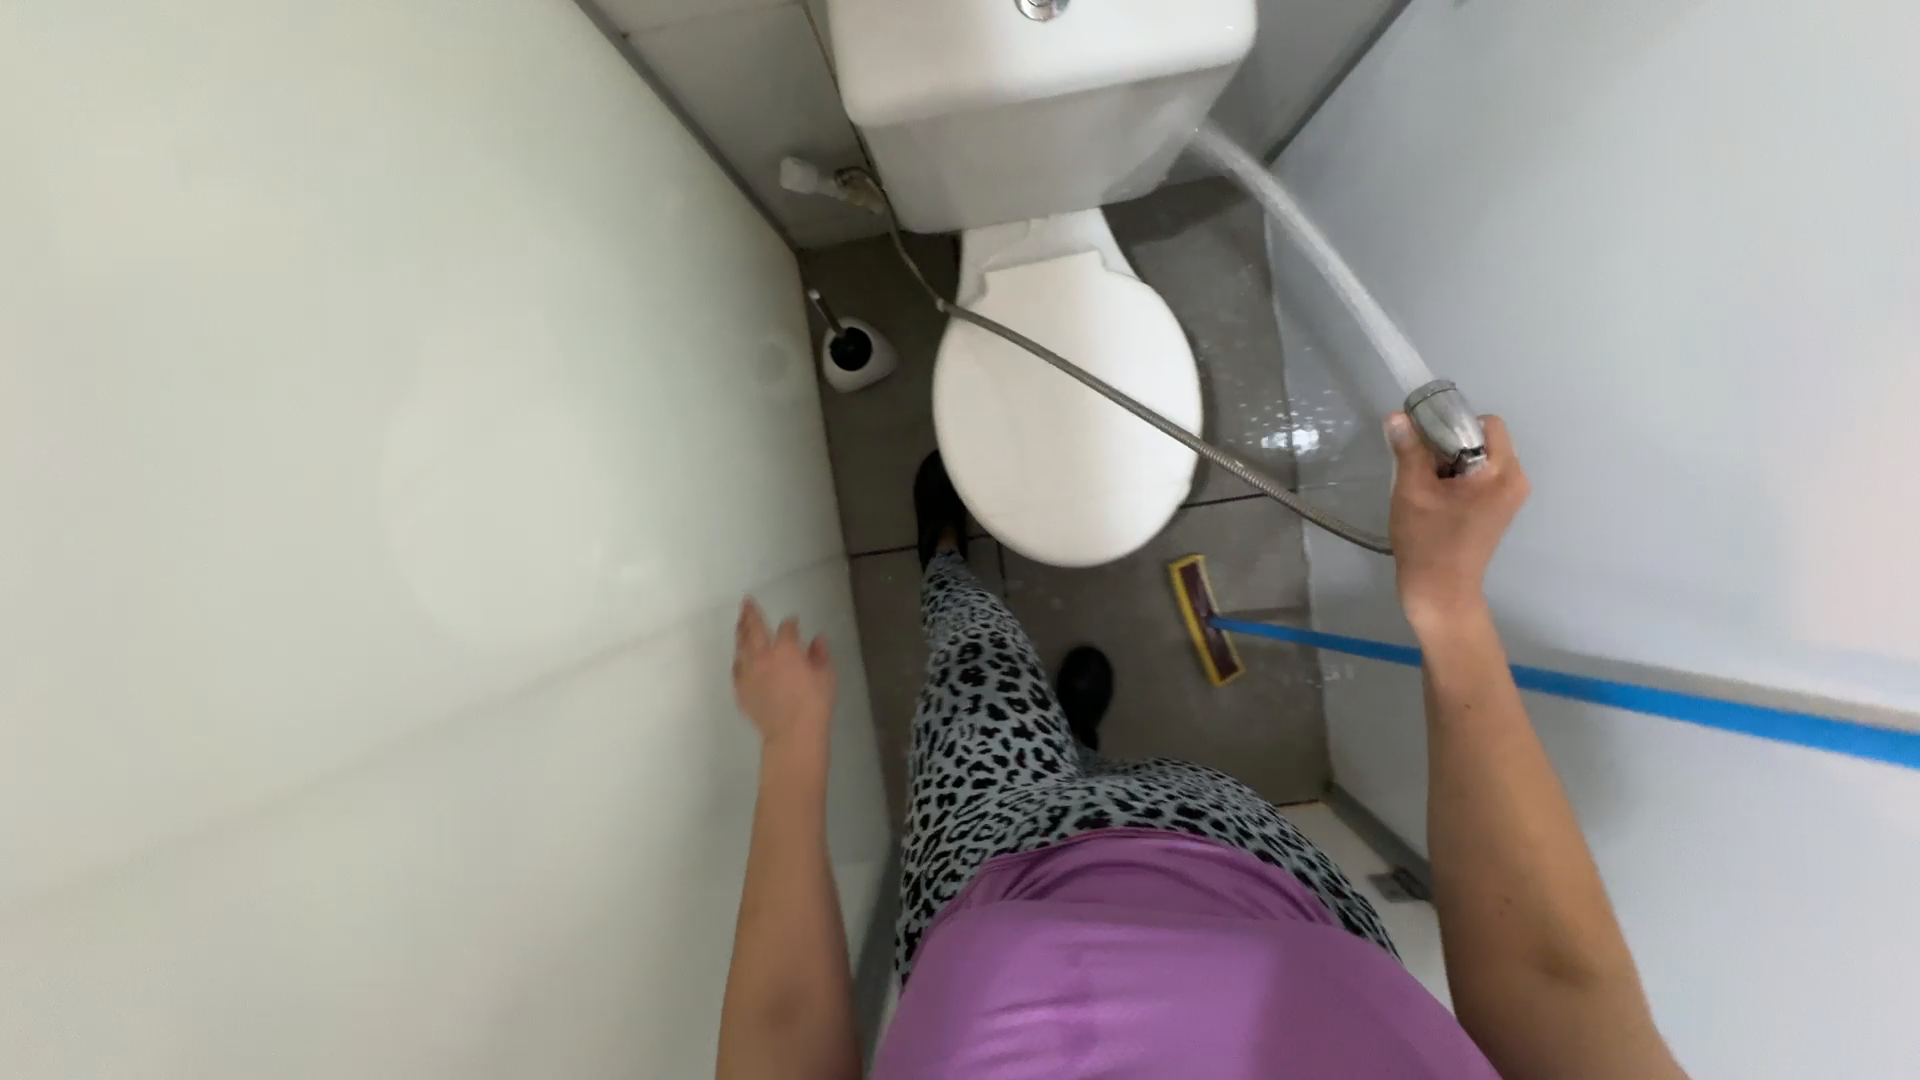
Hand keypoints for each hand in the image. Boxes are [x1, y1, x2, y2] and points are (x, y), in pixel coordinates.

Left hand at [732, 598, 836, 753]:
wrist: (792, 733)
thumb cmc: (814, 704)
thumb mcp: (826, 676)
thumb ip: (820, 654)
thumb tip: (817, 639)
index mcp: (786, 650)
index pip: (787, 629)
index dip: (791, 623)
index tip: (793, 622)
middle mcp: (763, 656)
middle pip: (754, 629)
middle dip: (751, 613)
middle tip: (746, 601)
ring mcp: (748, 673)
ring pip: (741, 646)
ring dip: (741, 632)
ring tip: (740, 622)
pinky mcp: (741, 690)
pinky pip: (736, 668)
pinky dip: (738, 658)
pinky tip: (739, 656)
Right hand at [1386, 412, 1528, 632]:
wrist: (1439, 590)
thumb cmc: (1427, 540)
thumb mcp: (1411, 490)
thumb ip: (1408, 450)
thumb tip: (1397, 416)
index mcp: (1502, 472)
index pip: (1486, 424)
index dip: (1452, 425)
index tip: (1422, 443)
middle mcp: (1514, 480)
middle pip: (1482, 441)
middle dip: (1447, 446)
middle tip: (1417, 468)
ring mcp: (1508, 497)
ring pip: (1477, 461)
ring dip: (1447, 465)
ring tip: (1423, 487)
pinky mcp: (1496, 510)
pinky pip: (1477, 479)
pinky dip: (1454, 480)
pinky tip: (1432, 500)